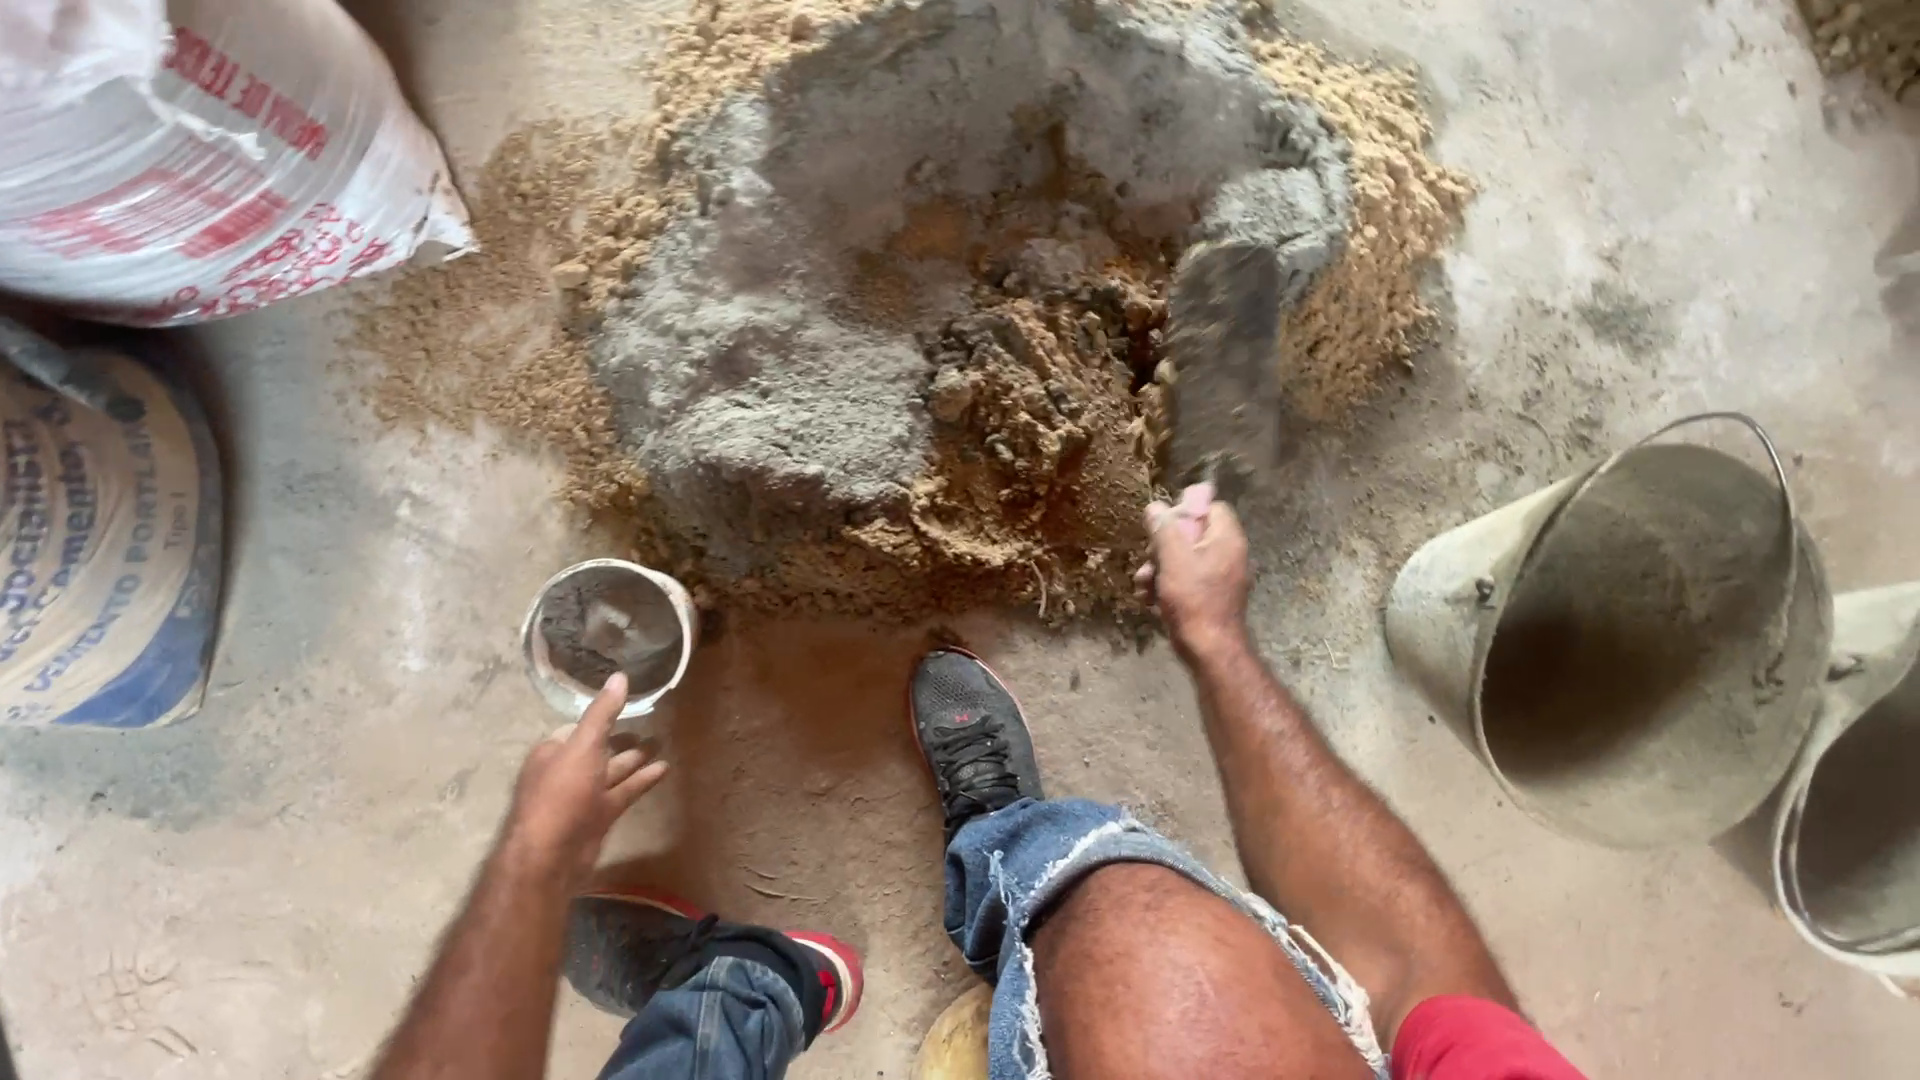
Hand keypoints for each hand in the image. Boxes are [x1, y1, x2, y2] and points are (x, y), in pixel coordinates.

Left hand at [499, 673, 668, 892]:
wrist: (550, 857)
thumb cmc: (561, 794)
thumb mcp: (584, 746)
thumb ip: (603, 713)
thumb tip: (620, 676)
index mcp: (553, 752)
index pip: (578, 727)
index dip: (601, 715)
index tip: (626, 703)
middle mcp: (566, 771)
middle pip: (598, 748)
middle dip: (619, 736)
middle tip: (649, 720)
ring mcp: (583, 796)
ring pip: (612, 771)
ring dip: (634, 758)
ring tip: (661, 742)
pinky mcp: (599, 816)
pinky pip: (624, 792)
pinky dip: (642, 780)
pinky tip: (664, 768)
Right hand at [1136, 482, 1251, 659]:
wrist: (1208, 649)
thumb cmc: (1193, 599)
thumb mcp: (1173, 558)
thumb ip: (1164, 529)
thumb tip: (1155, 507)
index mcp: (1226, 539)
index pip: (1212, 508)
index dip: (1186, 511)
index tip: (1164, 524)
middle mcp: (1227, 555)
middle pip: (1192, 534)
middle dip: (1163, 546)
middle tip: (1149, 558)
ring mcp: (1219, 578)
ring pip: (1183, 559)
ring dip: (1158, 569)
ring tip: (1144, 585)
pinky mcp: (1209, 597)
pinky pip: (1185, 581)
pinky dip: (1166, 587)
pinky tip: (1149, 600)